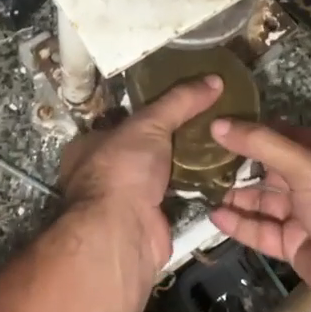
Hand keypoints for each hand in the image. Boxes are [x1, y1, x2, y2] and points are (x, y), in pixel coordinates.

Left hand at [57, 76, 221, 270]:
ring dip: (186, 166)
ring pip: (162, 176)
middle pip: (143, 150)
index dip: (147, 114)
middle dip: (171, 142)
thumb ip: (178, 102)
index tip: (180, 104)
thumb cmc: (122, 169)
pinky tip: (221, 176)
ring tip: (221, 146)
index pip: (120, 122)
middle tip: (207, 126)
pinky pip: (178, 199)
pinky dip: (196, 191)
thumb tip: (214, 79)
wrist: (123, 232)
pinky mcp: (151, 222)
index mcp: (89, 146)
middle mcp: (102, 174)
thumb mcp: (149, 124)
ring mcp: (126, 201)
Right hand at [208, 121, 310, 311]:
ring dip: (237, 195)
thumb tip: (217, 124)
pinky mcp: (296, 245)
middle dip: (241, 163)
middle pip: (272, 168)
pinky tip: (215, 215)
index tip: (219, 124)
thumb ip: (262, 144)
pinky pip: (262, 230)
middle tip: (202, 156)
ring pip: (264, 200)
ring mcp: (306, 216)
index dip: (255, 130)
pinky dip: (240, 223)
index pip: (287, 135)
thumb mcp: (308, 167)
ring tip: (202, 186)